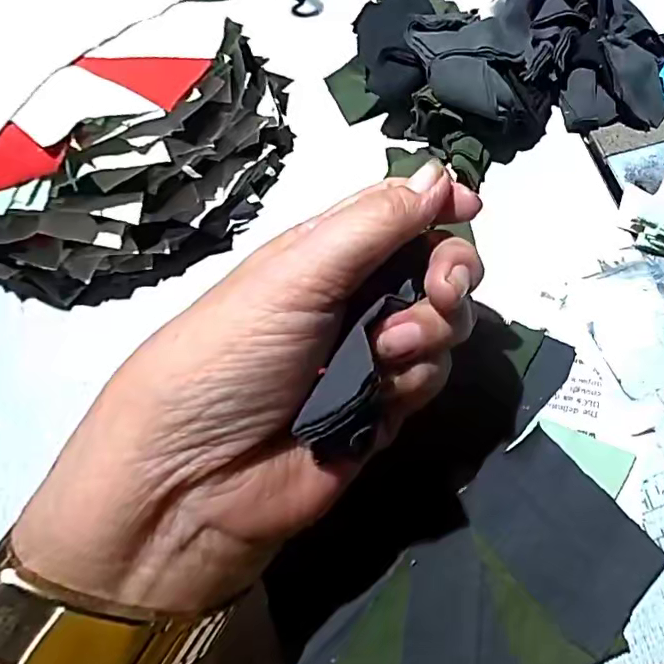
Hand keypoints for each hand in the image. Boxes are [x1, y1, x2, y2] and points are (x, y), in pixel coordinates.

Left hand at [15, 160, 482, 611]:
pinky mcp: (394, 398)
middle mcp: (362, 295)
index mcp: (330, 254)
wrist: (195, 488)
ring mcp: (380, 348)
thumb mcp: (296, 276)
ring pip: (449, 318)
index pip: (401, 213)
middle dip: (452, 272)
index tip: (468, 207)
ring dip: (431, 330)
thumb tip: (441, 174)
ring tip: (385, 351)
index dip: (439, 204)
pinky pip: (439, 371)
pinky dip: (416, 378)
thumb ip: (375, 224)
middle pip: (440, 263)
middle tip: (439, 290)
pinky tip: (380, 393)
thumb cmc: (228, 361)